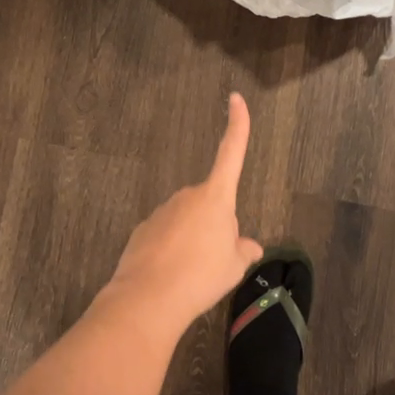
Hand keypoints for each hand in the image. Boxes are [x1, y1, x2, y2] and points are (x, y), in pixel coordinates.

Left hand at [102, 93, 263, 329]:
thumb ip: (243, 251)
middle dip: (216, 225)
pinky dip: (172, 251)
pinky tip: (171, 276)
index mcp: (216, 197)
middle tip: (216, 259)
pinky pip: (166, 236)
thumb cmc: (201, 276)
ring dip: (193, 240)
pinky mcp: (144, 229)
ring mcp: (163, 210)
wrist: (149, 296)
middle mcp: (188, 195)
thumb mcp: (233, 267)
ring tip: (193, 274)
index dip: (237, 125)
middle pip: (211, 203)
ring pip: (187, 221)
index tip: (235, 98)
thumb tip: (251, 246)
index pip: (231, 152)